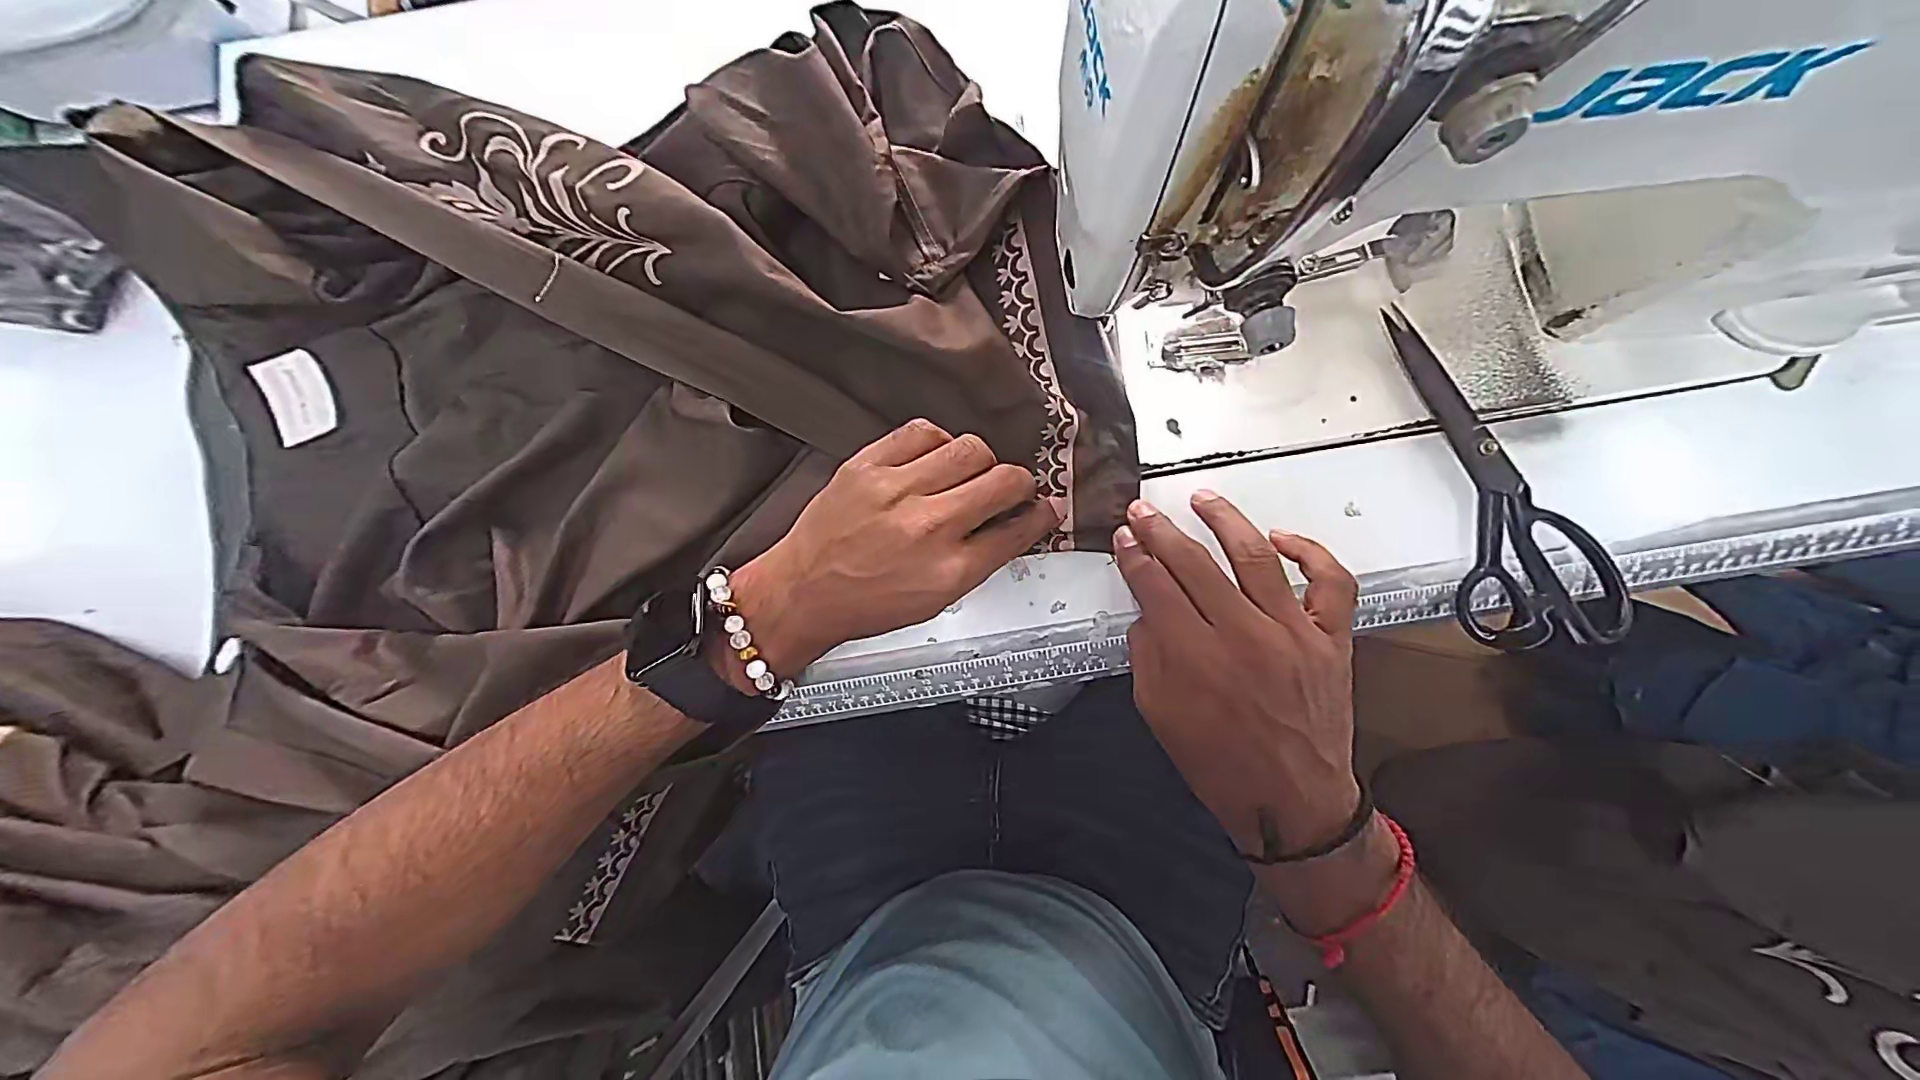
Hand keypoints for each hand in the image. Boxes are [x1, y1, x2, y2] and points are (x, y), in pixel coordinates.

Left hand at [726, 419, 1061, 675]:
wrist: (803, 591)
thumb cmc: (865, 602)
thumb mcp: (936, 599)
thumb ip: (982, 560)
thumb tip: (1016, 524)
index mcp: (950, 570)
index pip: (1018, 529)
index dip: (1041, 514)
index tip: (1044, 508)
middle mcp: (928, 527)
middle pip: (1005, 481)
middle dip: (1020, 483)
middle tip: (1010, 488)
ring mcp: (896, 490)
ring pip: (971, 448)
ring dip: (981, 461)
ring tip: (967, 474)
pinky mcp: (867, 465)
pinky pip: (924, 431)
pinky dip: (938, 442)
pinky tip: (933, 458)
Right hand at [1114, 492, 1361, 858]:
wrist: (1292, 802)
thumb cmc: (1222, 765)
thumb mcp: (1159, 713)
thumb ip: (1148, 654)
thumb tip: (1147, 611)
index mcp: (1194, 657)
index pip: (1155, 585)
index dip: (1134, 556)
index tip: (1126, 539)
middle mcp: (1242, 636)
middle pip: (1194, 563)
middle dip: (1161, 531)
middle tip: (1144, 512)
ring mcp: (1291, 634)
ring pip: (1254, 556)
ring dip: (1223, 520)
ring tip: (1203, 499)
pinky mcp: (1330, 640)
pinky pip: (1329, 582)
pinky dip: (1308, 551)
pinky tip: (1280, 537)